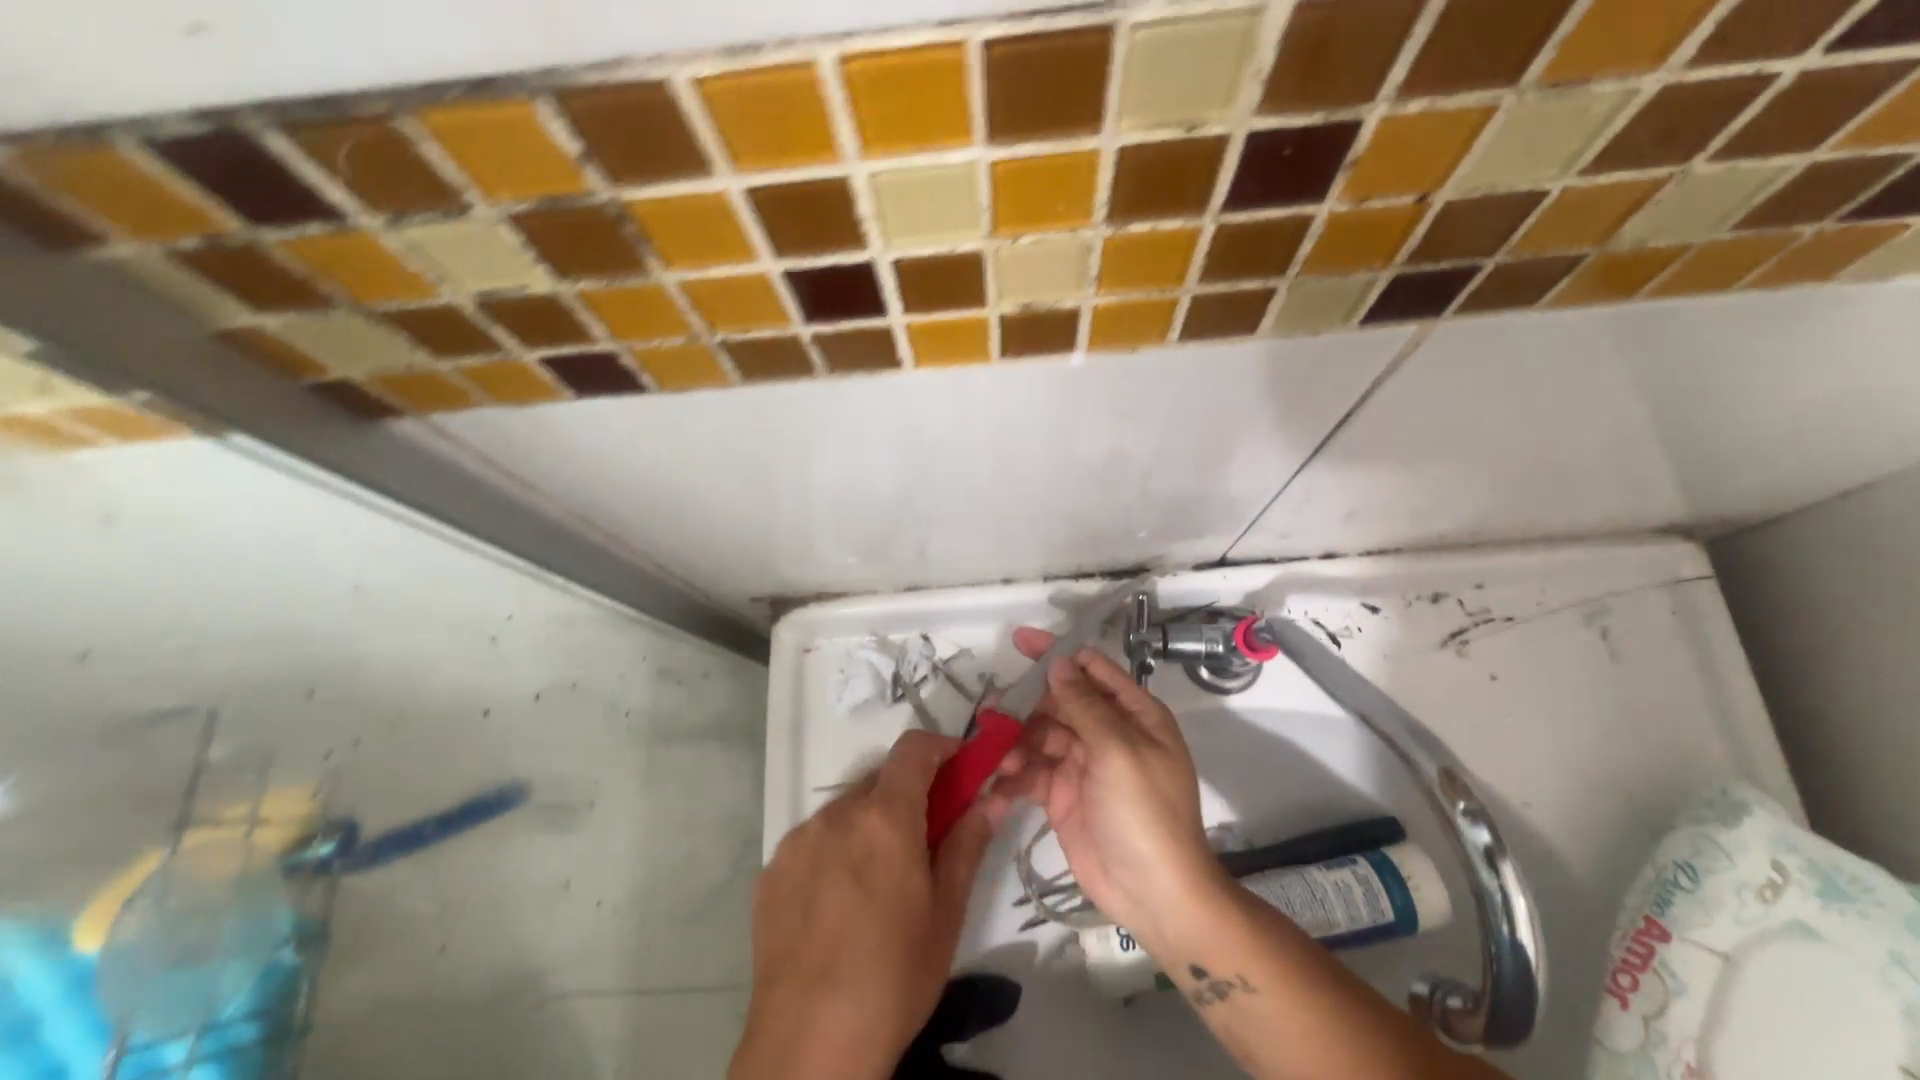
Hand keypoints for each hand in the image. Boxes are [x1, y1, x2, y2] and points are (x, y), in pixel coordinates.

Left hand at [730, 730, 1000, 1079]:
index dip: (941, 748)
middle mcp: (834, 815)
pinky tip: (838, 906)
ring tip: (878, 884)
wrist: (810, 1040)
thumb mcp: (946, 913)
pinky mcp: (769, 874)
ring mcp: (795, 843)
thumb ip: (967, 845)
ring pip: (842, 814)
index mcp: (884, 817)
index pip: (913, 750)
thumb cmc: (894, 975)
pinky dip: (833, 854)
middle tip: (926, 840)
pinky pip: (810, 845)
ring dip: (867, 827)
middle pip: (878, 782)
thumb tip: (993, 799)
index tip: (961, 768)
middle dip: (907, 796)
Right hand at [987, 634, 1229, 945]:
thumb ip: (1085, 705)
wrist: (1153, 892)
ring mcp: (1083, 766)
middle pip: (1059, 703)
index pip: (1092, 670)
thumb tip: (1060, 664)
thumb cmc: (1145, 813)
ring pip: (1040, 737)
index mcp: (1134, 715)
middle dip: (1026, 703)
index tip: (1019, 642)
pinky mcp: (1063, 797)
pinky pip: (1032, 774)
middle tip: (991, 710)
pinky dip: (1012, 775)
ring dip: (1015, 741)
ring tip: (993, 754)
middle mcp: (1108, 734)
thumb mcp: (1119, 751)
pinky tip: (995, 782)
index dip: (1057, 654)